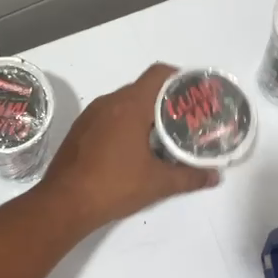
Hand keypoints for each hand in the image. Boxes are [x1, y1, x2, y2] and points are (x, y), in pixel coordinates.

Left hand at [39, 64, 217, 228]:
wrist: (63, 204)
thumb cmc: (113, 186)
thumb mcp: (157, 183)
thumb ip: (189, 177)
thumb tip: (214, 177)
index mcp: (129, 105)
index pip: (159, 74)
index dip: (180, 79)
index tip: (194, 96)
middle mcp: (108, 103)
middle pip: (143, 90)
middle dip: (165, 104)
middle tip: (184, 122)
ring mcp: (90, 116)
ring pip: (124, 105)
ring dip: (144, 117)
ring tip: (162, 138)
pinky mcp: (79, 132)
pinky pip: (108, 119)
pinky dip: (124, 127)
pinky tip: (133, 151)